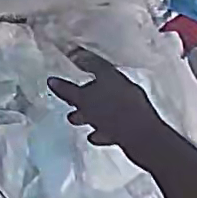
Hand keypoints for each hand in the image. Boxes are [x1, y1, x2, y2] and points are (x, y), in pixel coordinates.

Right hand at [48, 49, 182, 167]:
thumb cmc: (113, 113)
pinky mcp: (135, 124)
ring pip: (106, 106)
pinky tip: (95, 136)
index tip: (72, 57)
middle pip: (100, 87)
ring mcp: (131, 107)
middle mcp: (123, 88)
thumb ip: (68, 91)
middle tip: (70, 99)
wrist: (145, 140)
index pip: (94, 63)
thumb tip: (51, 80)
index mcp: (112, 77)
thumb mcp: (84, 101)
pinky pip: (115, 122)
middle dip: (84, 94)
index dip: (82, 60)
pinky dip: (104, 128)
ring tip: (77, 120)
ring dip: (91, 113)